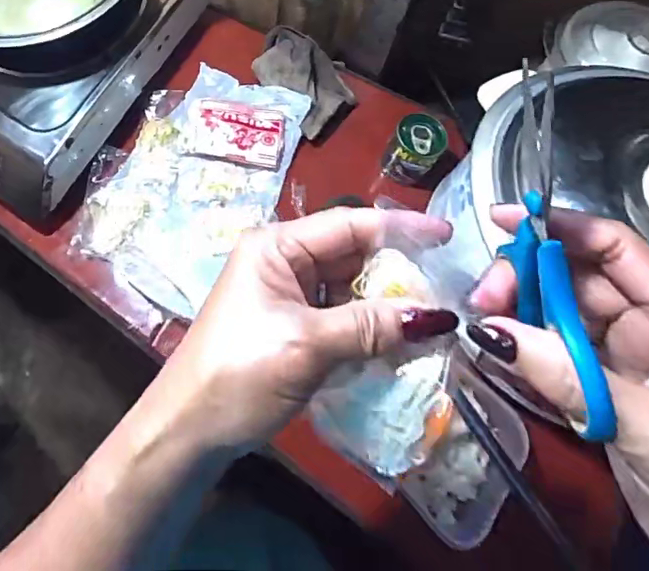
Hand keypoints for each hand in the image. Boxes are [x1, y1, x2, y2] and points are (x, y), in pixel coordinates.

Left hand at [141, 207, 459, 454]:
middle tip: (456, 290)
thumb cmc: (241, 370)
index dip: (399, 229)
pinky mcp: (293, 325)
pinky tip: (404, 342)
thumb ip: (370, 326)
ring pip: (349, 287)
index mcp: (276, 245)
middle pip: (351, 254)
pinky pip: (341, 316)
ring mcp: (287, 293)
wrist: (193, 423)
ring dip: (388, 302)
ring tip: (442, 318)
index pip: (347, 224)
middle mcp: (282, 260)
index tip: (450, 236)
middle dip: (399, 271)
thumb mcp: (307, 344)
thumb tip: (437, 316)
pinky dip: (371, 326)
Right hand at [468, 205, 648, 570]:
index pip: (618, 250)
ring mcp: (629, 364)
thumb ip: (571, 375)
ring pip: (559, 315)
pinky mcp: (607, 395)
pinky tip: (495, 350)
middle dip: (524, 279)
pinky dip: (523, 348)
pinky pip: (555, 354)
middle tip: (482, 300)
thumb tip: (489, 330)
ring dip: (517, 314)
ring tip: (481, 324)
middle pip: (576, 279)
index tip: (500, 220)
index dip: (560, 227)